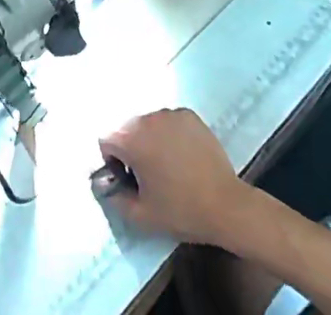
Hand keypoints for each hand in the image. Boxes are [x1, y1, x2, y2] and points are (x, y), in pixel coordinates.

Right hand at [98, 108, 253, 246]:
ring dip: (150, 139)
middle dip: (130, 148)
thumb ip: (114, 196)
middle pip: (127, 129)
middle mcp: (149, 118)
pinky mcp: (190, 115)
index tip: (128, 179)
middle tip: (147, 175)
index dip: (113, 161)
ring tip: (167, 165)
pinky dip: (169, 134)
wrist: (224, 204)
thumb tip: (106, 183)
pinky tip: (183, 155)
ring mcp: (172, 114)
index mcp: (132, 139)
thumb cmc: (179, 210)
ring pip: (149, 123)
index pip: (106, 140)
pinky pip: (169, 121)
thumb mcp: (139, 215)